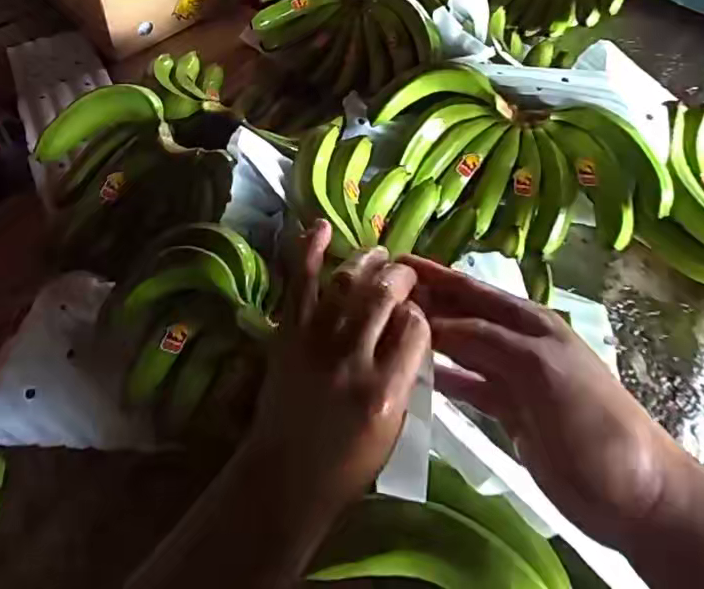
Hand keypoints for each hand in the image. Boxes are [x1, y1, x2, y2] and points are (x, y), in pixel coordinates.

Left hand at [242, 223, 429, 511]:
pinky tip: (322, 226)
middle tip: (404, 276)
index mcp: (384, 392)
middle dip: (401, 278)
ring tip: (379, 255)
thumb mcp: (393, 428)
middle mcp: (351, 360)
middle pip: (385, 296)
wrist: (283, 477)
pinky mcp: (288, 334)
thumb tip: (411, 324)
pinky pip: (300, 283)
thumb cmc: (347, 463)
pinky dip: (310, 251)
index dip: (419, 314)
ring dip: (368, 261)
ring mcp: (315, 342)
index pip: (415, 327)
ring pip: (348, 283)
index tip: (415, 316)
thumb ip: (405, 374)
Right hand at [401, 255, 679, 549]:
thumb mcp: (541, 370)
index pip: (472, 290)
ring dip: (431, 336)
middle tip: (381, 293)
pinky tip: (418, 376)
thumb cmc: (592, 421)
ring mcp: (515, 378)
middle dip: (428, 300)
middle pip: (465, 315)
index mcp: (529, 321)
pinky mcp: (512, 413)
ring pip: (463, 348)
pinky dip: (445, 378)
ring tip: (390, 328)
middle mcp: (519, 342)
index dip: (436, 275)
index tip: (397, 262)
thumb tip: (435, 322)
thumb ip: (489, 341)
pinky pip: (470, 386)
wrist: (634, 493)